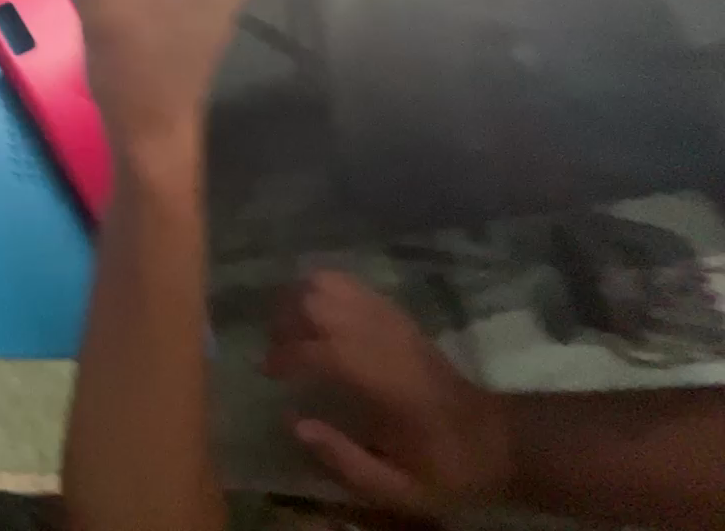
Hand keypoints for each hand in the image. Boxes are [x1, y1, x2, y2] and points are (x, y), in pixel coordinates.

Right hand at [263, 271, 513, 514]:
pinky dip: (320, 288)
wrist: (503, 441)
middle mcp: (386, 343)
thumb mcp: (404, 489)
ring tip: (291, 324)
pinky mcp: (396, 314)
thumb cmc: (448, 466)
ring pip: (329, 283)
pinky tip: (314, 310)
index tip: (269, 372)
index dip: (284, 356)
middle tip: (277, 345)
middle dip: (286, 319)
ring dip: (299, 297)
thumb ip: (348, 461)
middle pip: (318, 303)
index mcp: (388, 383)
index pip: (320, 351)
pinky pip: (347, 283)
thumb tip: (295, 425)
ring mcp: (392, 322)